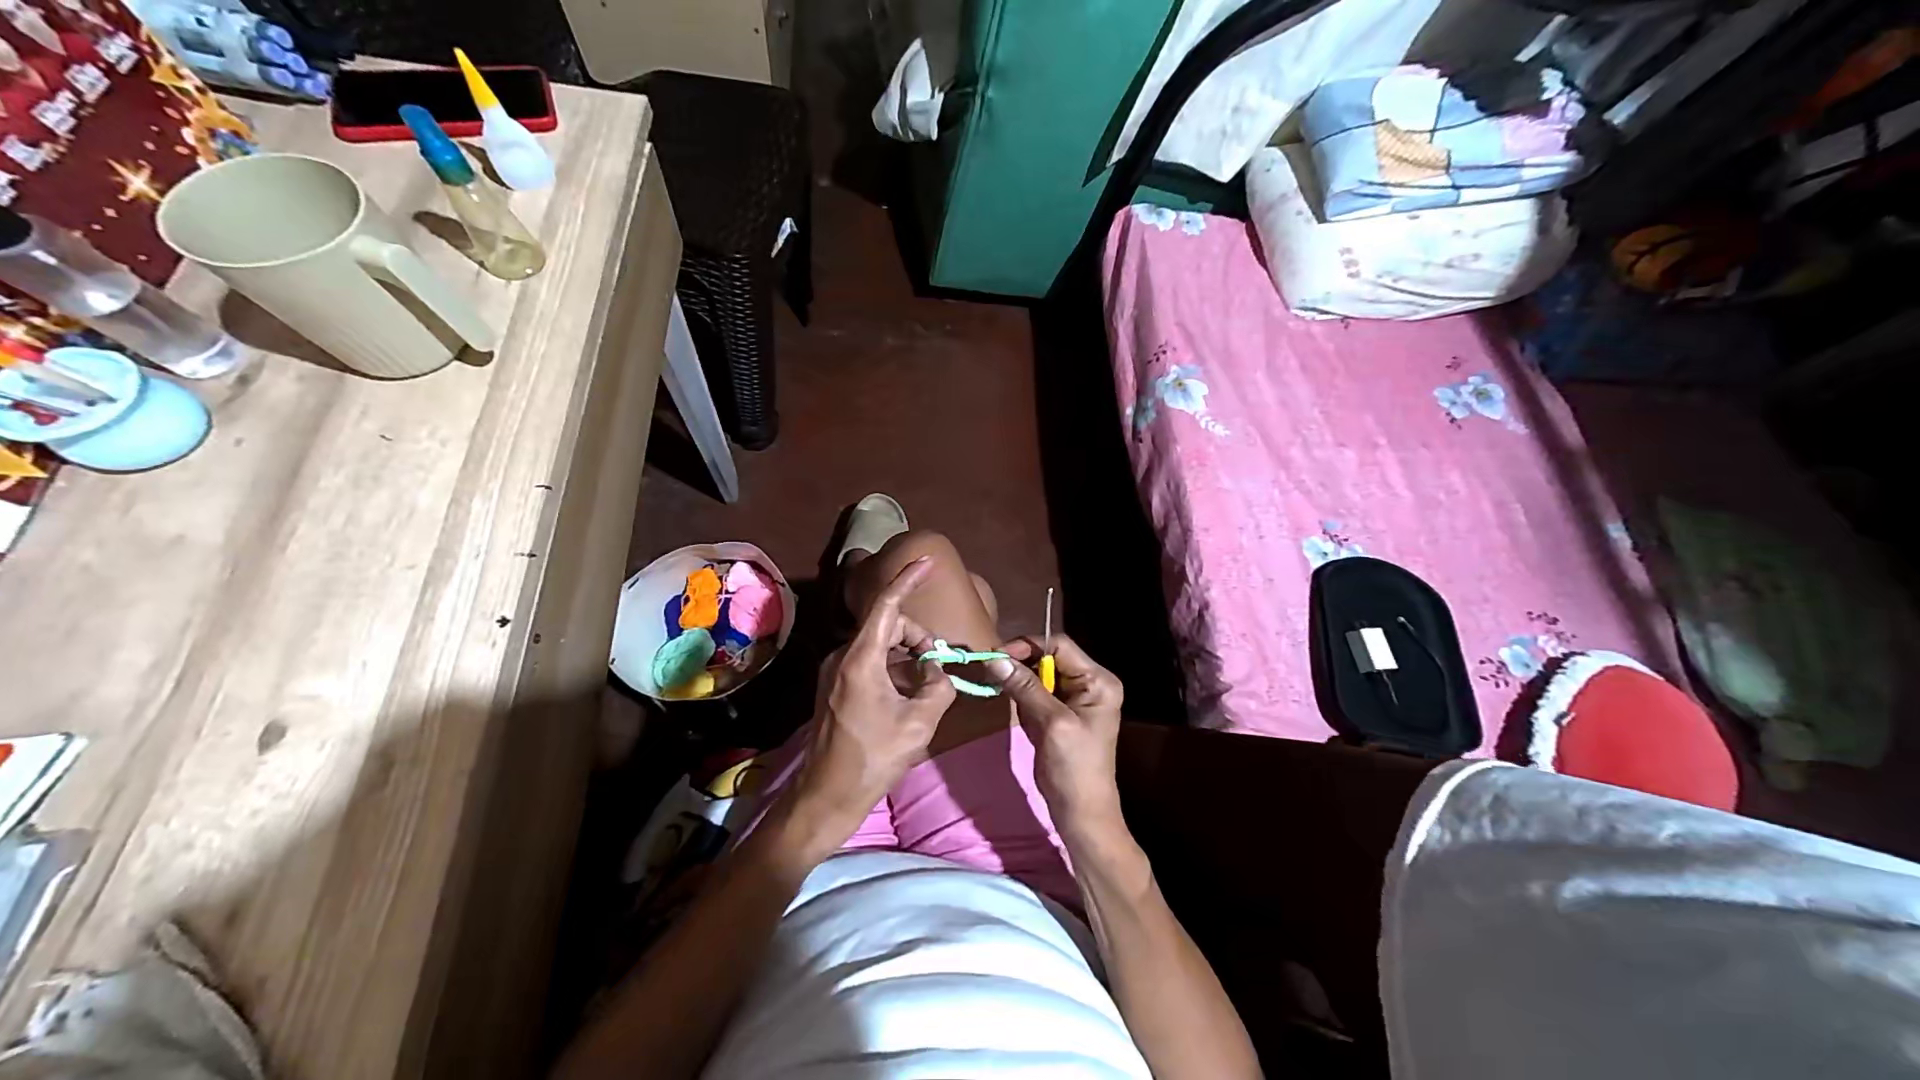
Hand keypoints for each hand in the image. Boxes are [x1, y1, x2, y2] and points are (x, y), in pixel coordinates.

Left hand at [784, 557, 954, 855]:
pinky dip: (893, 670)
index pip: (886, 605)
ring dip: (907, 657)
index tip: (927, 561)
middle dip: (917, 638)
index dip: (908, 580)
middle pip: (887, 626)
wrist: (827, 795)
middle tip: (938, 667)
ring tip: (928, 686)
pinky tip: (909, 696)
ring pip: (880, 646)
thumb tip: (937, 671)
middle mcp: (843, 656)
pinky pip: (870, 663)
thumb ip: (938, 687)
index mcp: (860, 659)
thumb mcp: (919, 723)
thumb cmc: (873, 759)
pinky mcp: (835, 687)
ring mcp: (835, 671)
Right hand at [984, 633, 1124, 837]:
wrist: (1081, 813)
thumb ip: (1024, 688)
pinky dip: (1021, 696)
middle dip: (1020, 662)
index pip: (1060, 645)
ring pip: (1039, 674)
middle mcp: (1089, 683)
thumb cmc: (1074, 768)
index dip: (1028, 646)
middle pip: (1049, 657)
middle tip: (991, 669)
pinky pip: (1036, 692)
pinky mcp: (1059, 713)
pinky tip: (1011, 703)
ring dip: (1018, 679)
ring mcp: (1074, 699)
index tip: (997, 655)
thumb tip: (995, 658)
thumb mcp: (1051, 724)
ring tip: (997, 683)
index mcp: (1098, 681)